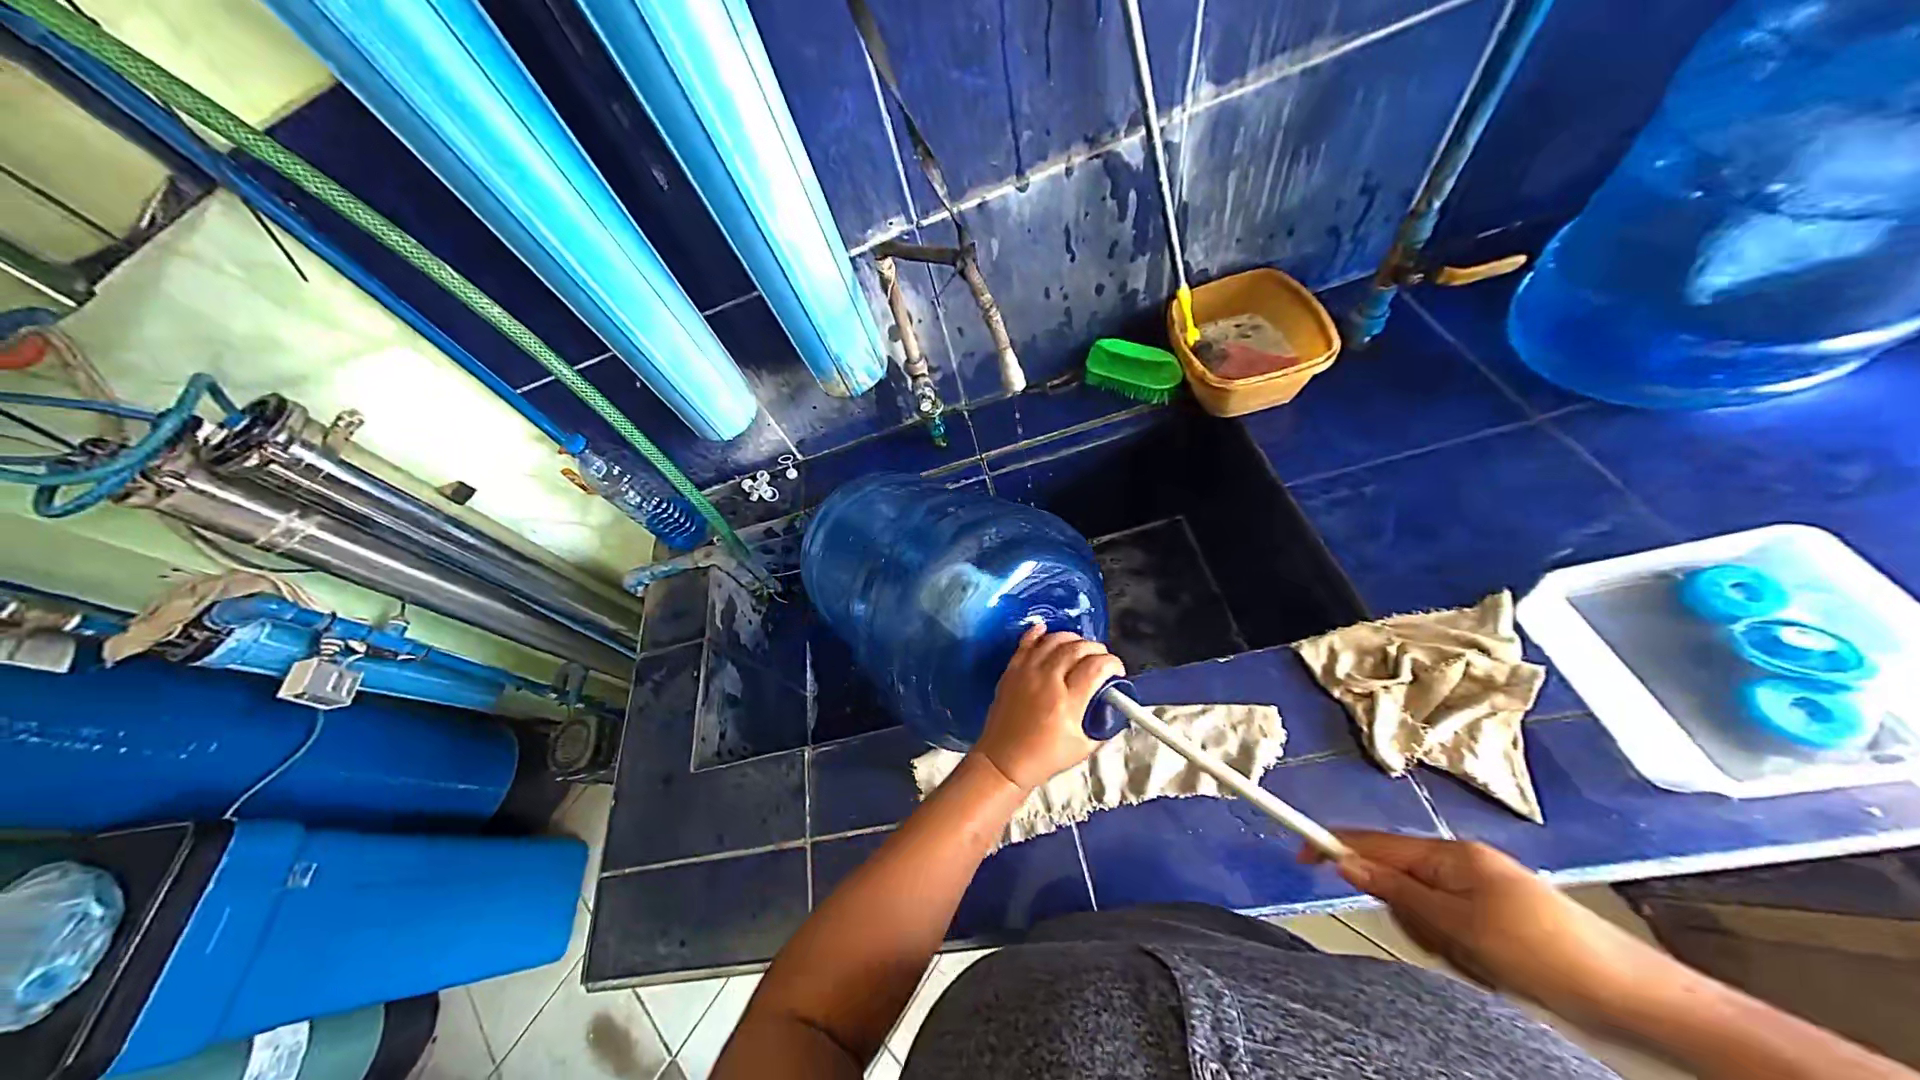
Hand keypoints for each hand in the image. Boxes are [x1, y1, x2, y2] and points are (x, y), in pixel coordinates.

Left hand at [971, 625, 1124, 791]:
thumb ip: (1102, 724)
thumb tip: (1113, 707)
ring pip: (1053, 640)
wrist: (1003, 761)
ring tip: (1080, 647)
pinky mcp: (1011, 671)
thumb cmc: (1044, 757)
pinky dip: (1038, 633)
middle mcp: (1047, 681)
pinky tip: (1047, 630)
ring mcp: (1027, 673)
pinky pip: (1025, 643)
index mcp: (1068, 702)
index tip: (1116, 670)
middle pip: (1078, 648)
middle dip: (1096, 649)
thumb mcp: (1084, 747)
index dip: (1113, 663)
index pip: (1097, 667)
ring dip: (1072, 639)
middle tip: (1102, 658)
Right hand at [1305, 831, 1677, 1024]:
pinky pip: (1449, 929)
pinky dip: (1458, 951)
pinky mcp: (1496, 921)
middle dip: (1409, 915)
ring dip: (1437, 939)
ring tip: (1479, 962)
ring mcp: (1480, 893)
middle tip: (1445, 943)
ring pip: (1422, 911)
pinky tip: (1491, 969)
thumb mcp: (1462, 925)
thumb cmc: (1548, 953)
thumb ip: (1398, 893)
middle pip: (1397, 880)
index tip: (1300, 853)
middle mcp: (1462, 866)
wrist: (1637, 999)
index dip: (1336, 845)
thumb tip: (1346, 863)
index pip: (1376, 843)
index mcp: (1452, 855)